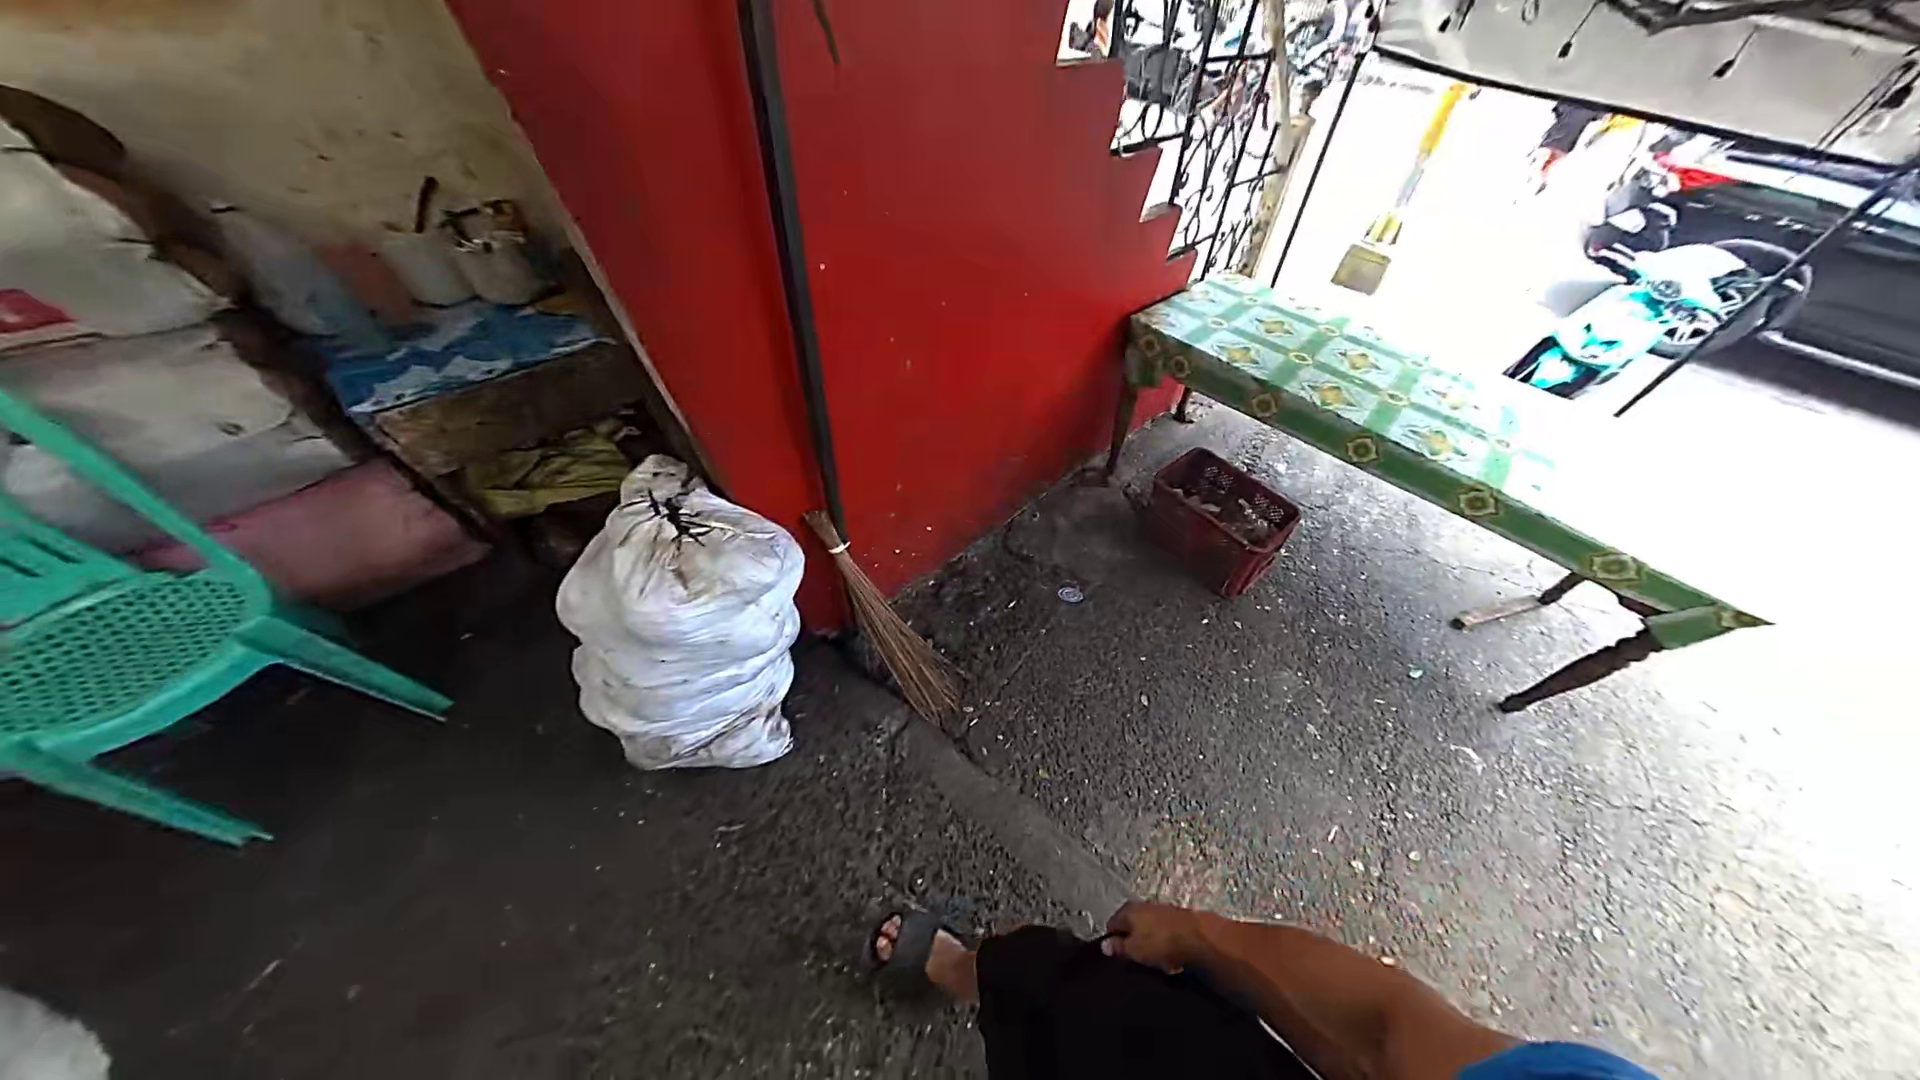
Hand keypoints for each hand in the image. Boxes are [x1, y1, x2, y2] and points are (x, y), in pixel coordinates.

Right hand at [1102, 900, 1206, 971]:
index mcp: (1127, 910)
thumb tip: (1104, 945)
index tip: (1117, 957)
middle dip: (1131, 942)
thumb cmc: (1160, 943)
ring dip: (1148, 942)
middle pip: (1129, 925)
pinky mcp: (1175, 918)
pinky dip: (1163, 943)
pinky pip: (1163, 932)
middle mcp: (1141, 905)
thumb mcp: (1134, 950)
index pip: (1111, 925)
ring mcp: (1159, 909)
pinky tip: (1170, 957)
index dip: (1111, 941)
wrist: (1197, 937)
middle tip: (1136, 960)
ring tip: (1155, 961)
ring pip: (1147, 928)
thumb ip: (1118, 948)